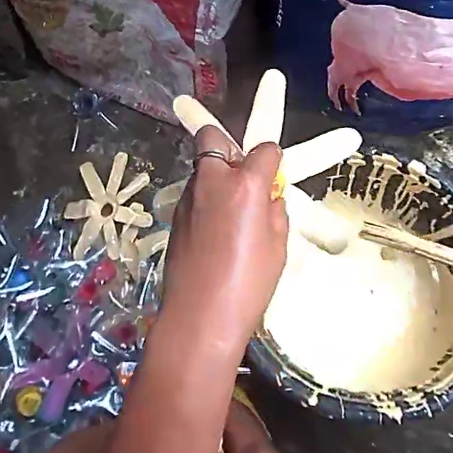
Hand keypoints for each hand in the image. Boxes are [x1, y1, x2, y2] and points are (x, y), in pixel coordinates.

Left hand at [158, 126, 288, 352]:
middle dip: (230, 148)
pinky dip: (206, 201)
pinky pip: (194, 194)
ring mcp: (189, 196)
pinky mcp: (174, 215)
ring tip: (231, 214)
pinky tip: (215, 233)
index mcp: (246, 184)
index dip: (273, 161)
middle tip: (244, 179)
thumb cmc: (248, 284)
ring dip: (217, 178)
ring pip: (202, 168)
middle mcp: (212, 180)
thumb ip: (274, 211)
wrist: (200, 316)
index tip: (275, 176)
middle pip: (213, 137)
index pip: (265, 149)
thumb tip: (268, 199)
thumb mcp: (277, 246)